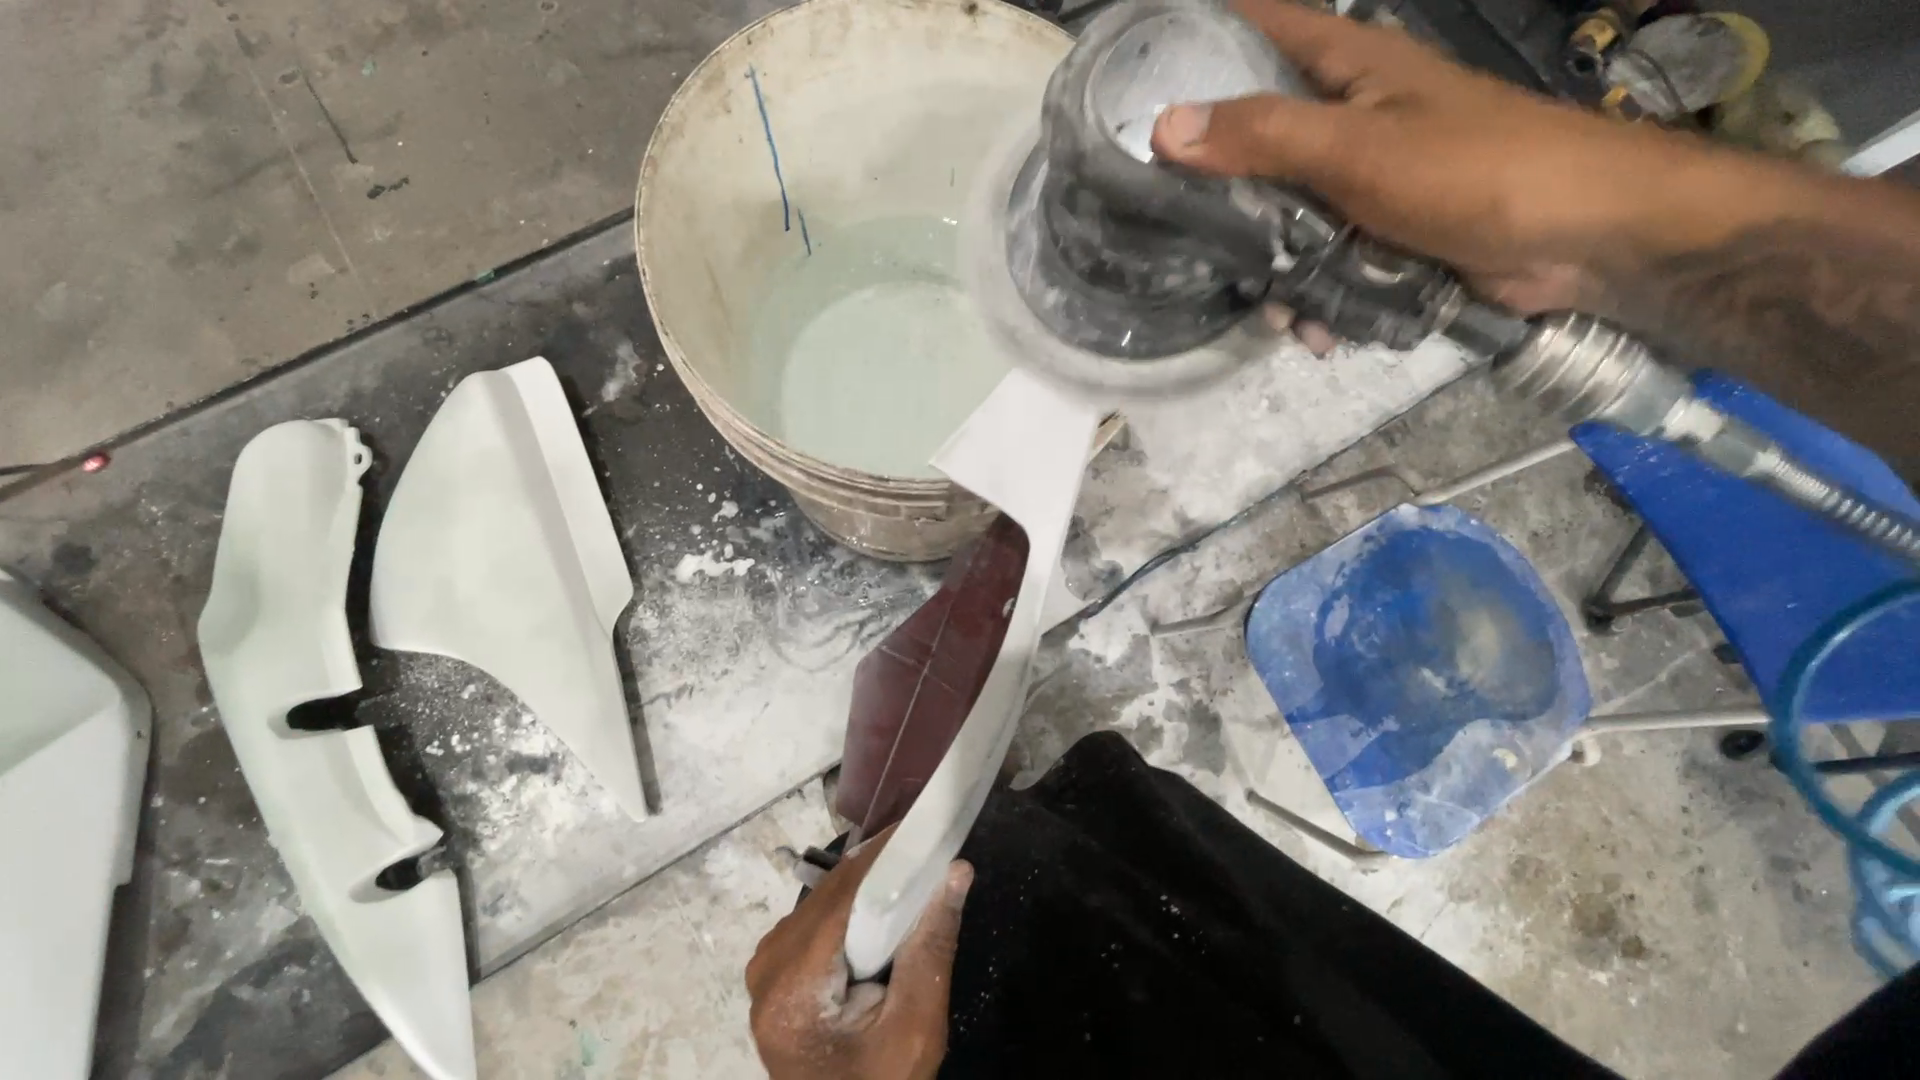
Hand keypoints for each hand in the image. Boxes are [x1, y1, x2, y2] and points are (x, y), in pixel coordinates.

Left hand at [746, 830, 973, 1079]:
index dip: (882, 857)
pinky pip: (816, 921)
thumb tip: (956, 870)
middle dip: (879, 869)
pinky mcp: (775, 973)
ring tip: (911, 866)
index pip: (841, 900)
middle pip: (829, 897)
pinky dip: (852, 906)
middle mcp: (766, 970)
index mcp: (792, 990)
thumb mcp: (916, 1026)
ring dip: (867, 885)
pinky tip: (883, 902)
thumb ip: (931, 946)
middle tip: (925, 843)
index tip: (920, 825)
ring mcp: (765, 970)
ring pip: (822, 904)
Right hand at [1150, 1, 1799, 317]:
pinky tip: (1314, 326)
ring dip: (1270, 261)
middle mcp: (1351, 116)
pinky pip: (1323, 258)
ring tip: (1269, 305)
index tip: (1140, 68)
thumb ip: (1263, 136)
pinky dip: (1315, 293)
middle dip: (1216, 178)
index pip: (1262, 24)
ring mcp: (1365, 179)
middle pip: (1257, 133)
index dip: (1202, 32)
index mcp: (1350, 67)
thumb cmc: (1475, 169)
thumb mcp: (1357, 149)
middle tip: (1170, 215)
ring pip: (1285, 210)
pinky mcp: (1382, 233)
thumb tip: (1165, 126)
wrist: (1584, 237)